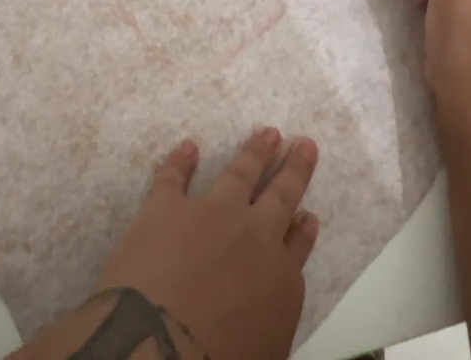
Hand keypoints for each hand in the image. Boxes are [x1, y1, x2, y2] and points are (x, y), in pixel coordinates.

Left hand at [88, 129, 319, 359]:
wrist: (160, 345)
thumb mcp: (267, 349)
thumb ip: (273, 320)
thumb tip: (273, 307)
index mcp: (279, 277)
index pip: (297, 243)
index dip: (304, 226)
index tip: (309, 212)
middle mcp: (253, 235)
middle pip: (280, 195)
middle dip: (294, 169)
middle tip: (304, 143)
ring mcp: (210, 213)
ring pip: (239, 172)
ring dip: (254, 152)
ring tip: (267, 132)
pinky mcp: (166, 207)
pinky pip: (174, 176)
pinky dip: (180, 160)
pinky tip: (187, 146)